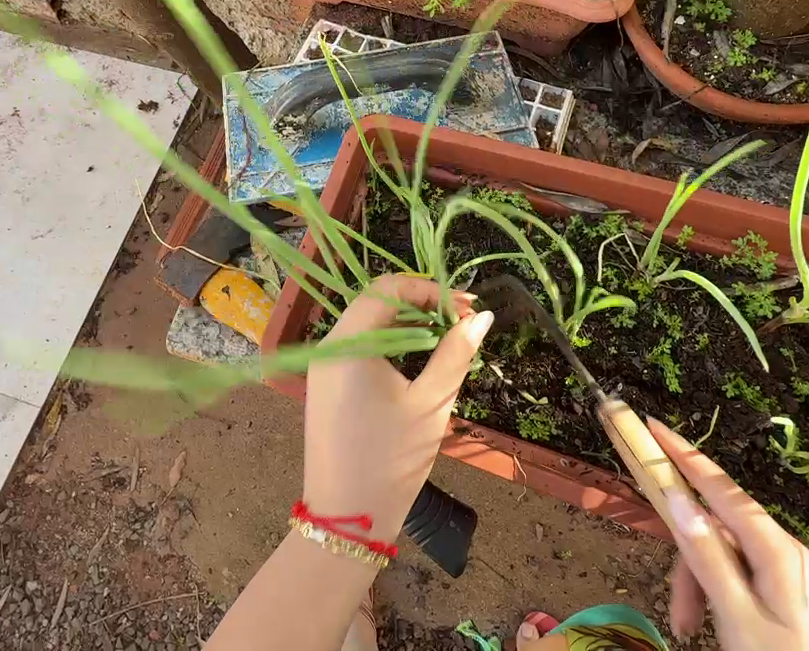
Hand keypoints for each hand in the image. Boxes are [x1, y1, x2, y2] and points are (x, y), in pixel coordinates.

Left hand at [302, 274, 493, 540]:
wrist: (347, 520)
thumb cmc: (392, 460)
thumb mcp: (432, 403)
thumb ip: (456, 353)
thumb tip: (483, 316)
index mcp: (348, 343)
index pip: (389, 288)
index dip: (430, 289)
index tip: (467, 307)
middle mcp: (329, 345)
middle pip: (377, 301)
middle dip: (422, 304)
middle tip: (463, 322)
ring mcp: (324, 365)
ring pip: (369, 323)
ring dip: (409, 324)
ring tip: (449, 338)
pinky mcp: (327, 383)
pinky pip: (360, 346)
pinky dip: (391, 344)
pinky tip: (421, 357)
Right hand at [647, 418, 808, 649]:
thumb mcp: (738, 619)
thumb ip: (708, 558)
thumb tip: (677, 499)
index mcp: (779, 551)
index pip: (721, 489)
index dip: (684, 456)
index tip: (653, 425)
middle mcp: (799, 553)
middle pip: (728, 537)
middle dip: (695, 567)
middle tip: (680, 618)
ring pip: (744, 563)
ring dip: (714, 591)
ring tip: (699, 632)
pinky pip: (766, 582)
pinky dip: (740, 599)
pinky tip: (736, 633)